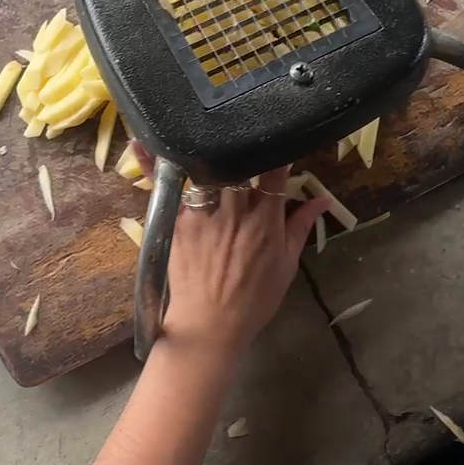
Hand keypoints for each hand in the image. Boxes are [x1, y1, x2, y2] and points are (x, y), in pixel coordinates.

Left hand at [139, 152, 329, 366]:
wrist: (210, 326)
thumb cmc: (254, 299)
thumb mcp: (286, 265)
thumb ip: (301, 226)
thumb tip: (322, 199)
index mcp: (265, 221)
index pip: (273, 175)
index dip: (276, 154)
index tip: (274, 138)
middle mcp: (234, 212)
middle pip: (237, 167)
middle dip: (239, 154)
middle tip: (236, 143)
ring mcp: (203, 216)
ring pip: (205, 173)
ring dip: (205, 160)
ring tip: (200, 141)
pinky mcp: (177, 222)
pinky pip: (169, 190)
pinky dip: (155, 168)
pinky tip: (141, 146)